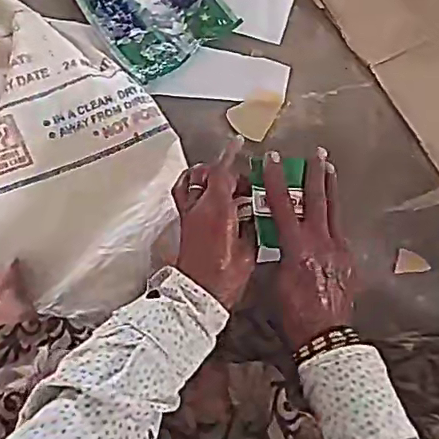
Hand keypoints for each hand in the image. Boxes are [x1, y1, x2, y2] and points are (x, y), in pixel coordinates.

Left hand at [172, 137, 254, 307]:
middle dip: (226, 171)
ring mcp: (188, 214)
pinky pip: (185, 195)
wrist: (199, 296)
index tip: (238, 142)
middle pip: (209, 174)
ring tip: (222, 183)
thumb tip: (255, 214)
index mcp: (217, 208)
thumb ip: (252, 225)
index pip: (221, 171)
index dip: (230, 154)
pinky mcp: (184, 224)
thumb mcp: (249, 249)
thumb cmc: (225, 276)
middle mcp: (198, 206)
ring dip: (206, 176)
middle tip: (245, 183)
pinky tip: (207, 197)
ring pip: (191, 182)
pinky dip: (193, 188)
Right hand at [262, 147, 356, 346]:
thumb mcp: (274, 283)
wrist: (326, 336)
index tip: (273, 159)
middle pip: (318, 201)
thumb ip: (275, 256)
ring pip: (335, 212)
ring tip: (330, 170)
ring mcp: (339, 250)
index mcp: (298, 247)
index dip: (276, 180)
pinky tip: (331, 216)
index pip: (283, 206)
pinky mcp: (348, 261)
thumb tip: (275, 244)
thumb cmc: (294, 315)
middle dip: (315, 175)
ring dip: (330, 190)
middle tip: (317, 154)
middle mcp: (322, 243)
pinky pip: (340, 232)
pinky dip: (334, 219)